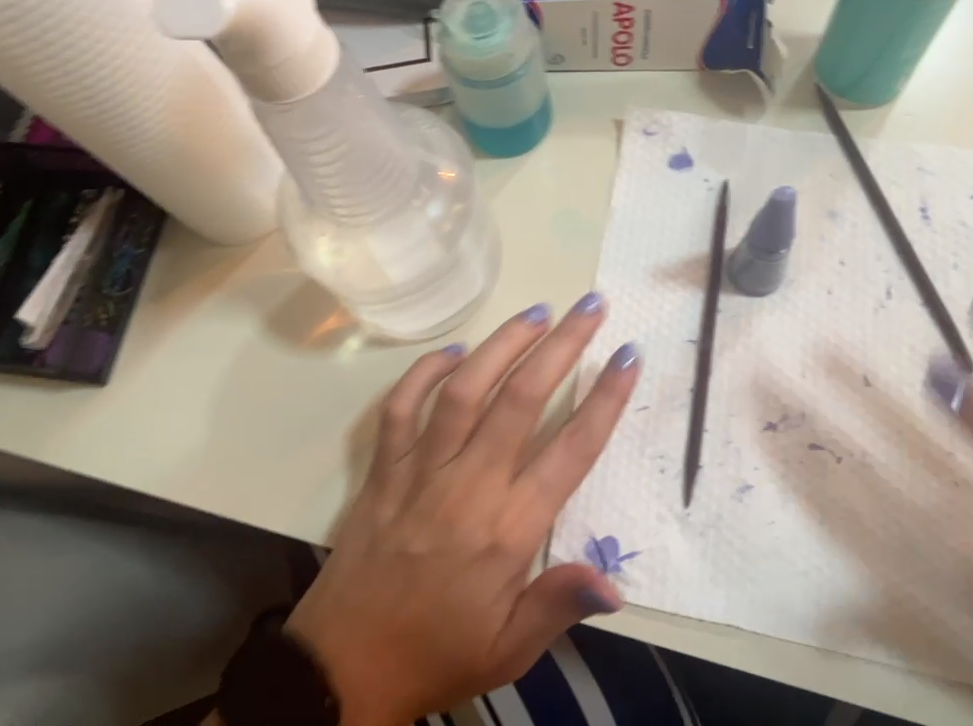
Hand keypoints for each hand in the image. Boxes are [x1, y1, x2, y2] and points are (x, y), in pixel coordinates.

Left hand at [285, 294, 642, 725]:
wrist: (345, 664)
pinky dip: (424, 373)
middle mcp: (468, 487)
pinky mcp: (383, 470)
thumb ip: (560, 605)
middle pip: (521, 400)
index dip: (605, 399)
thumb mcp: (510, 650)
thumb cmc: (439, 653)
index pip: (570, 449)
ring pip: (464, 390)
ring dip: (502, 344)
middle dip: (561, 347)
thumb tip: (616, 582)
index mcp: (509, 530)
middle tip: (589, 308)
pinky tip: (452, 351)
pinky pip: (401, 409)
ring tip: (536, 311)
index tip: (627, 356)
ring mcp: (420, 472)